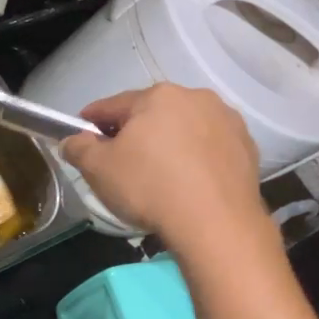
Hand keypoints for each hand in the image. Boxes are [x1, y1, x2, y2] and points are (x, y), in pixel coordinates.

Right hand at [60, 84, 267, 253]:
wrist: (214, 221)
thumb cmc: (148, 187)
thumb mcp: (97, 169)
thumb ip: (78, 148)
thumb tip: (72, 140)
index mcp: (156, 97)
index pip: (111, 105)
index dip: (90, 120)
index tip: (80, 135)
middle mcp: (194, 97)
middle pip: (150, 113)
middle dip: (132, 132)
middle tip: (118, 161)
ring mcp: (225, 119)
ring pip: (182, 127)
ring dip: (165, 142)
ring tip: (155, 173)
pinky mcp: (245, 145)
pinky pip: (207, 146)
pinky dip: (192, 157)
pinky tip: (184, 182)